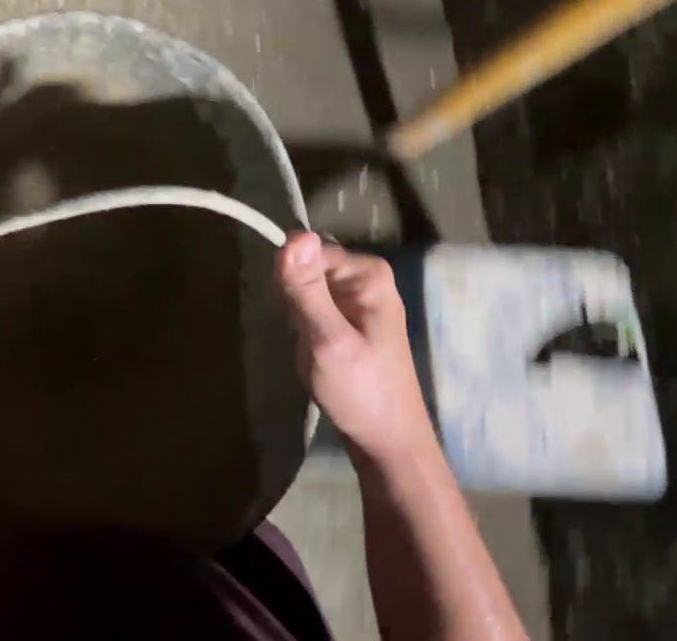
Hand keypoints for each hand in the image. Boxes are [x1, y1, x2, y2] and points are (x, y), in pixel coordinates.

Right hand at [275, 233, 434, 463]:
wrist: (386, 442)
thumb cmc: (361, 391)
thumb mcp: (327, 339)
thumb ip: (308, 289)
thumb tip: (294, 234)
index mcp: (368, 274)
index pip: (307, 251)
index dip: (290, 280)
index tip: (291, 315)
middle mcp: (366, 278)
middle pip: (307, 266)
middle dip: (293, 297)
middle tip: (303, 333)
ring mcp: (358, 298)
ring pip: (305, 286)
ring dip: (296, 312)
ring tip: (308, 343)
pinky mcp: (349, 318)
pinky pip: (313, 303)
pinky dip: (303, 322)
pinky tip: (311, 346)